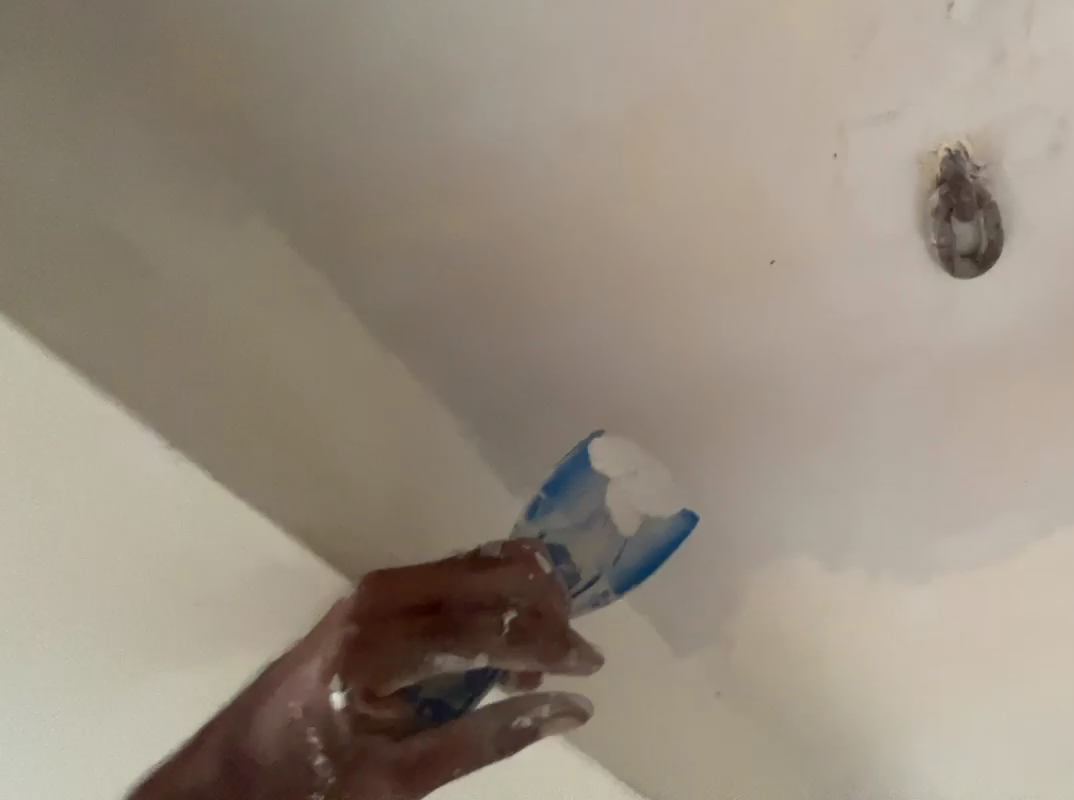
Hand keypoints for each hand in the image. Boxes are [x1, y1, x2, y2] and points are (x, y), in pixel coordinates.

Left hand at [132, 540, 602, 799]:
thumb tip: (574, 707)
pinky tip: (515, 623)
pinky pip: (463, 568)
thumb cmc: (306, 790)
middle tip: (573, 653)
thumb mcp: (394, 784)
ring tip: (546, 644)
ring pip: (484, 563)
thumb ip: (487, 740)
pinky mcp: (383, 589)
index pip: (485, 630)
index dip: (547, 645)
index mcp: (373, 649)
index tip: (590, 667)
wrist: (217, 784)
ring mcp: (381, 587)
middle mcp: (380, 599)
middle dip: (546, 611)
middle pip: (493, 579)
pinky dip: (502, 588)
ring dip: (528, 597)